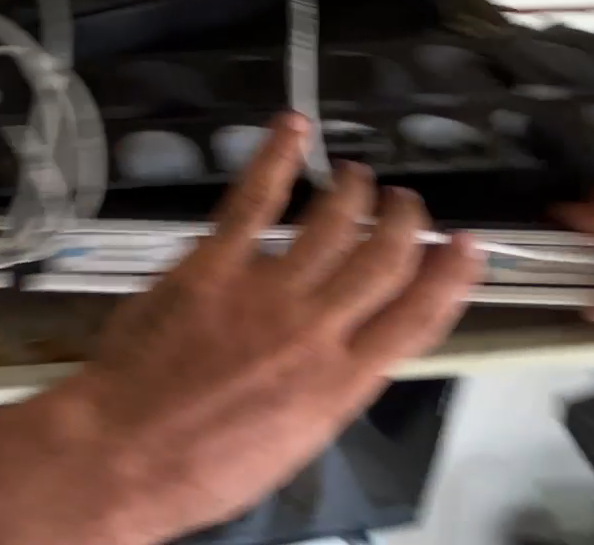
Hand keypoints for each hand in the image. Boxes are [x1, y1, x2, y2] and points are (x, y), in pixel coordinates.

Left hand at [18, 113, 482, 544]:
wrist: (128, 451)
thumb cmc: (202, 464)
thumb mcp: (290, 444)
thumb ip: (323, 390)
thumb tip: (340, 351)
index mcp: (339, 383)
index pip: (416, 319)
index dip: (449, 276)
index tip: (466, 245)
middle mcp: (315, 329)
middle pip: (381, 260)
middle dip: (403, 223)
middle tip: (405, 201)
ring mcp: (265, 290)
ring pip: (330, 224)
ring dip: (351, 192)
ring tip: (359, 175)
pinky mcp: (214, 263)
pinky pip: (254, 199)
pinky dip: (276, 157)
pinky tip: (291, 129)